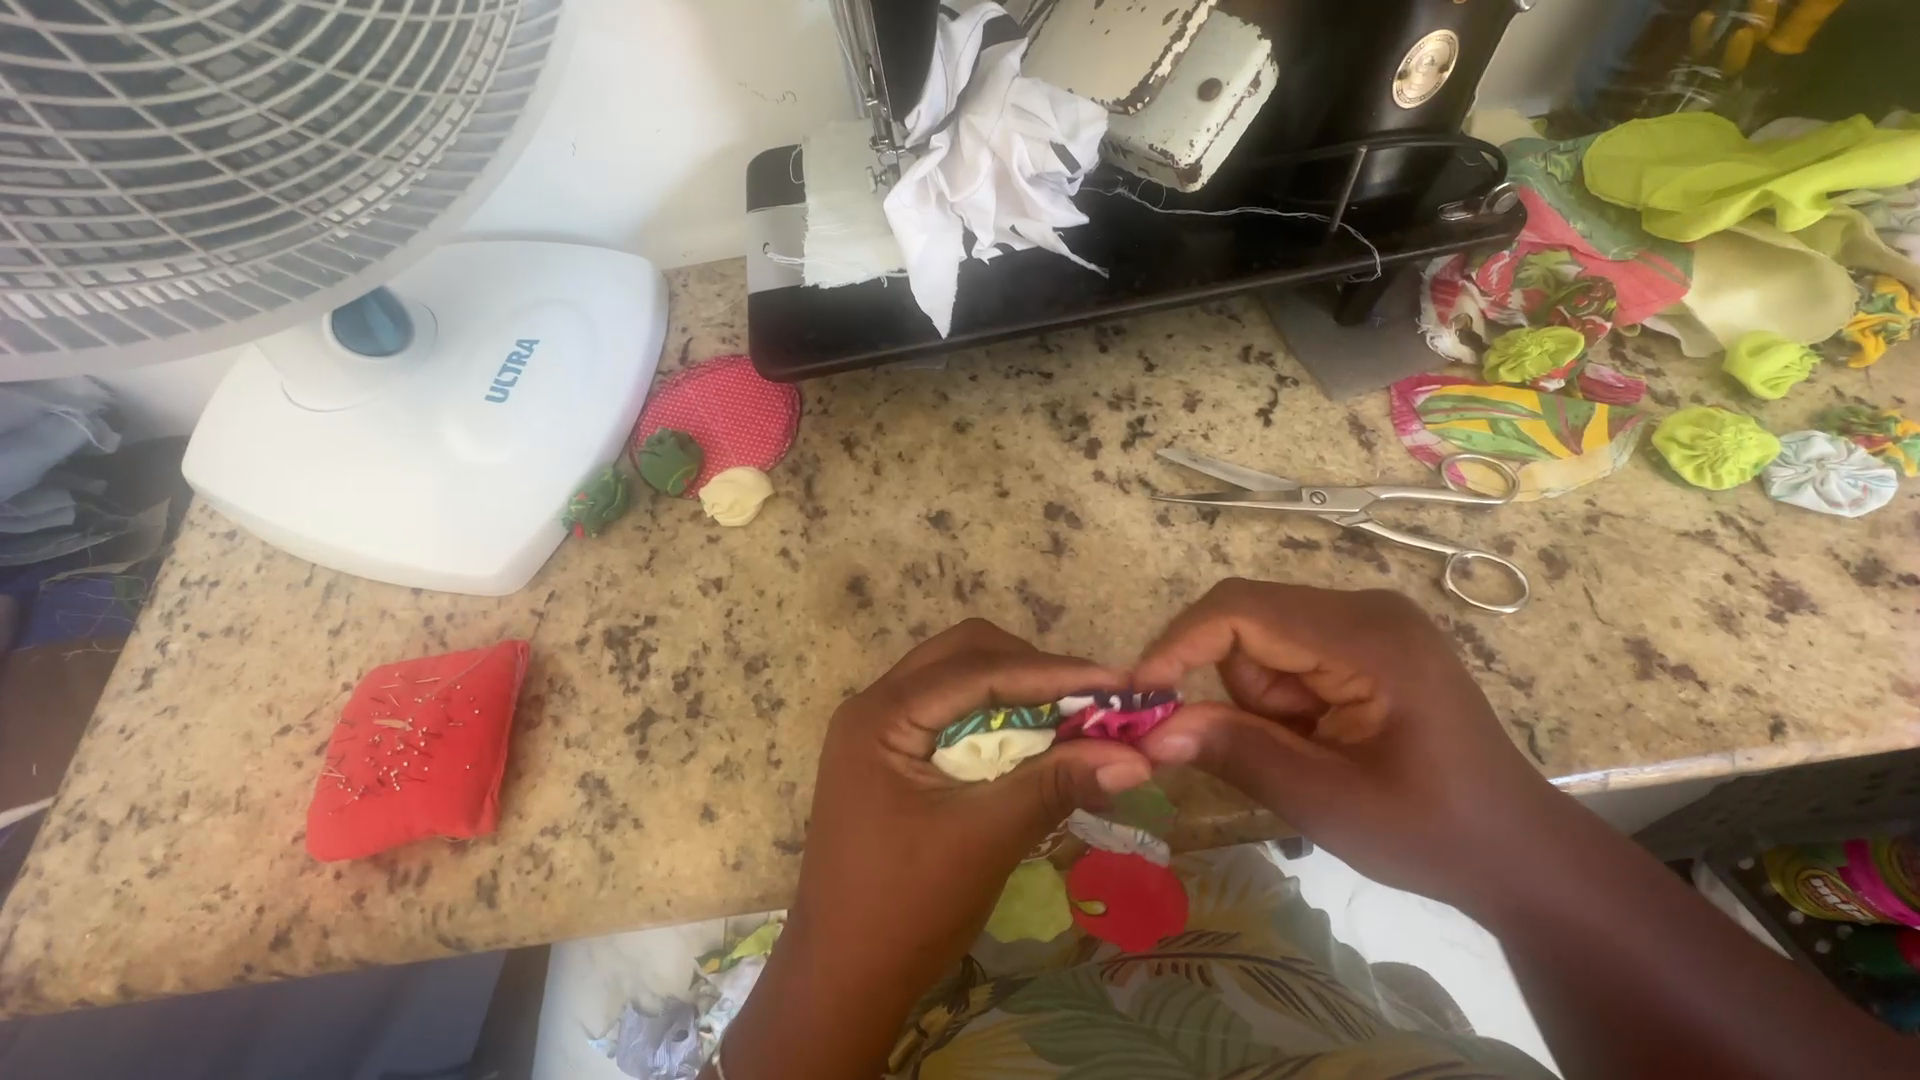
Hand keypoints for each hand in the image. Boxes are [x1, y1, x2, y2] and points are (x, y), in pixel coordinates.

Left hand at [723, 619, 1151, 1079]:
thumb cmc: (905, 909)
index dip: (1053, 673)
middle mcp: (875, 706)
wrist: (843, 980)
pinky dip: (998, 720)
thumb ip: (1056, 785)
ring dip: (1017, 692)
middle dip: (1032, 671)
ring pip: (959, 680)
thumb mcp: (986, 839)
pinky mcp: (892, 757)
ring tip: (1073, 721)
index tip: (1119, 685)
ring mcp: (879, 731)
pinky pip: (952, 714)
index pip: (978, 669)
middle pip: (965, 656)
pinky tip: (1035, 744)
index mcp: (882, 716)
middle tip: (1093, 702)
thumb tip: (1139, 757)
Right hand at [1133, 580, 1571, 909]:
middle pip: (1247, 622)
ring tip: (1311, 752)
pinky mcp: (1364, 641)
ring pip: (1260, 640)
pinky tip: (1320, 739)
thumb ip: (1237, 753)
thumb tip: (1150, 733)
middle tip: (1273, 752)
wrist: (1518, 853)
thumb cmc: (1433, 834)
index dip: (1179, 644)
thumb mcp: (1327, 803)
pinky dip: (1279, 700)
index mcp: (1367, 637)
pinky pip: (1285, 654)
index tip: (1141, 698)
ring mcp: (1368, 622)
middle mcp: (1365, 609)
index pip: (1241, 610)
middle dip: (1235, 689)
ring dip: (1258, 700)